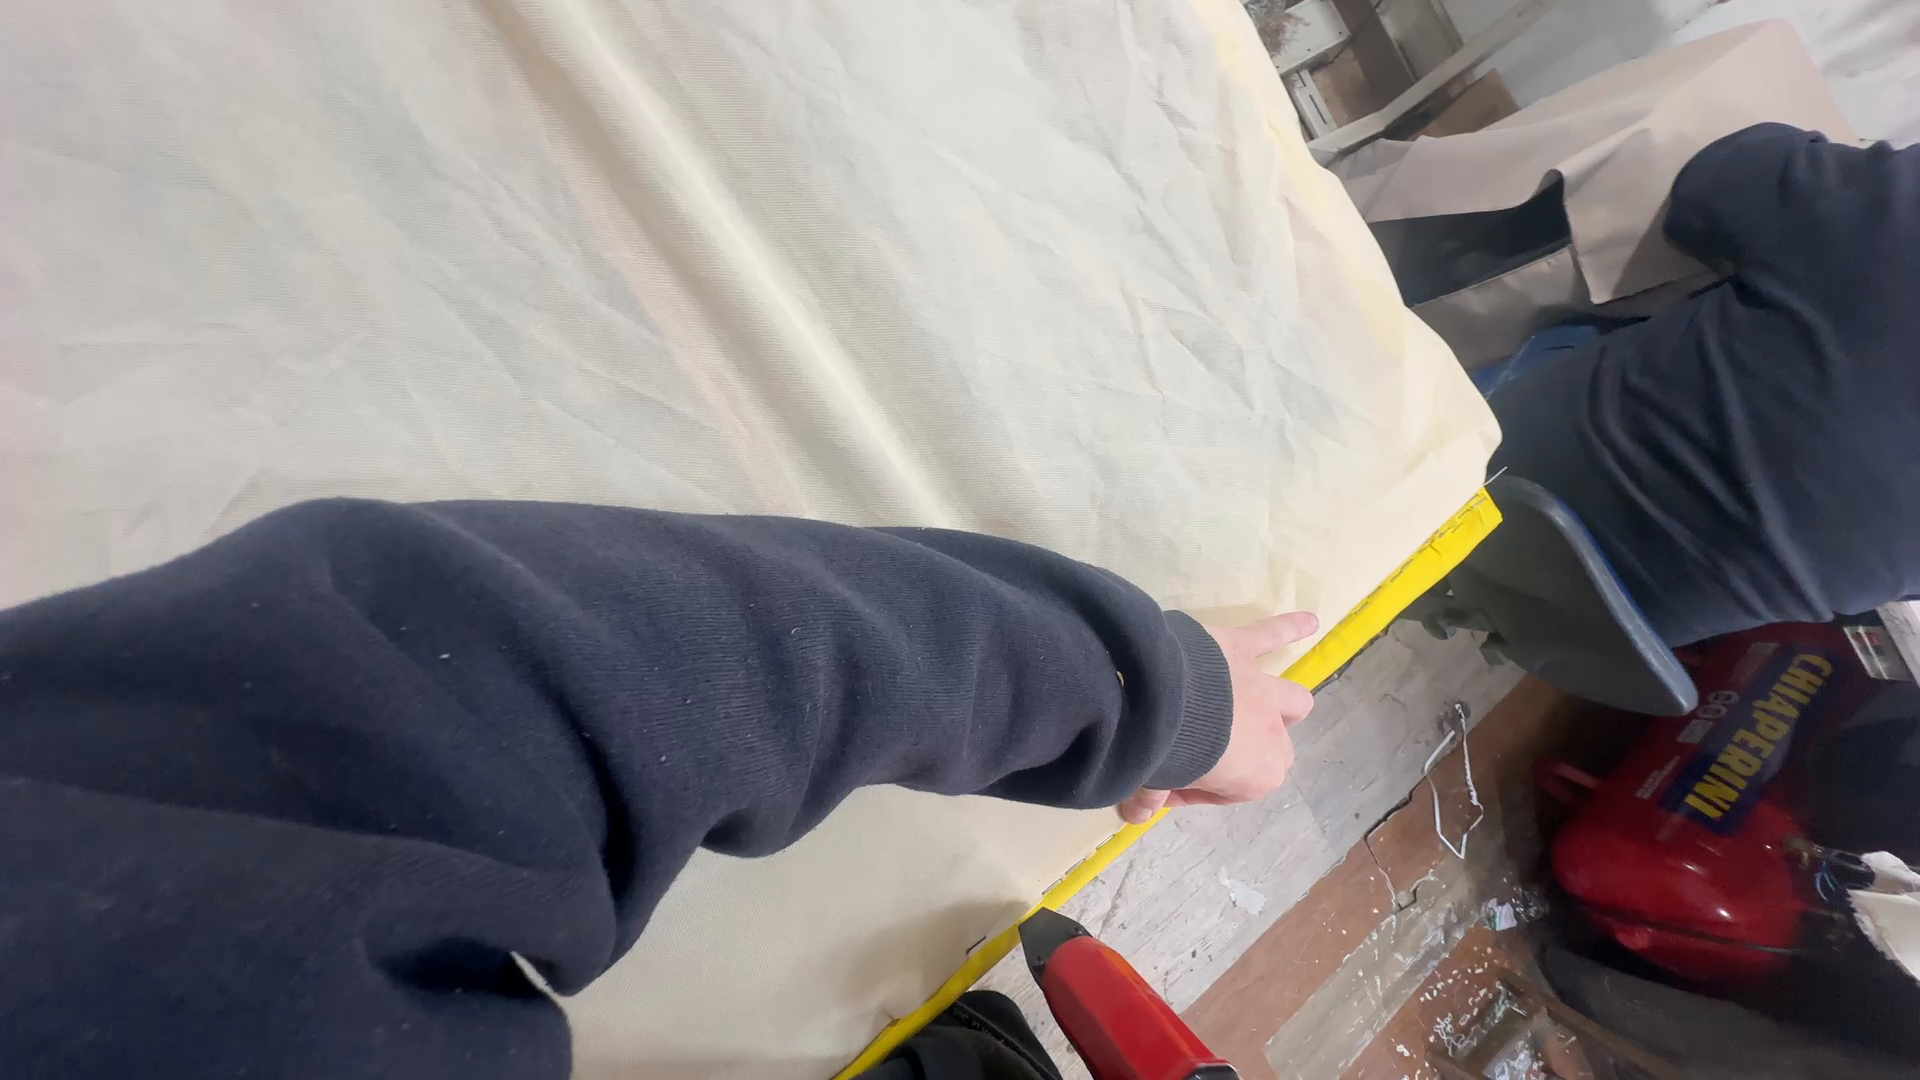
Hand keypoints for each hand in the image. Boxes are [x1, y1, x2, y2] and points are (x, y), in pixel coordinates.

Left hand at [1116, 612, 1318, 823]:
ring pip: (1292, 699)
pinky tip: (1309, 620)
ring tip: (1276, 699)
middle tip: (1204, 749)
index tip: (1165, 783)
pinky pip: (1271, 633)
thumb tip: (1133, 815)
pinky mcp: (1239, 648)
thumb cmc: (1166, 751)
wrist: (1161, 699)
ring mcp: (1260, 686)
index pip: (1232, 789)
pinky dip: (1290, 627)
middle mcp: (1273, 731)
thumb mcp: (1153, 784)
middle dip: (1246, 751)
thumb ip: (1147, 798)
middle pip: (1272, 747)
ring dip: (1281, 702)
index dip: (1198, 788)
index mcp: (1259, 775)